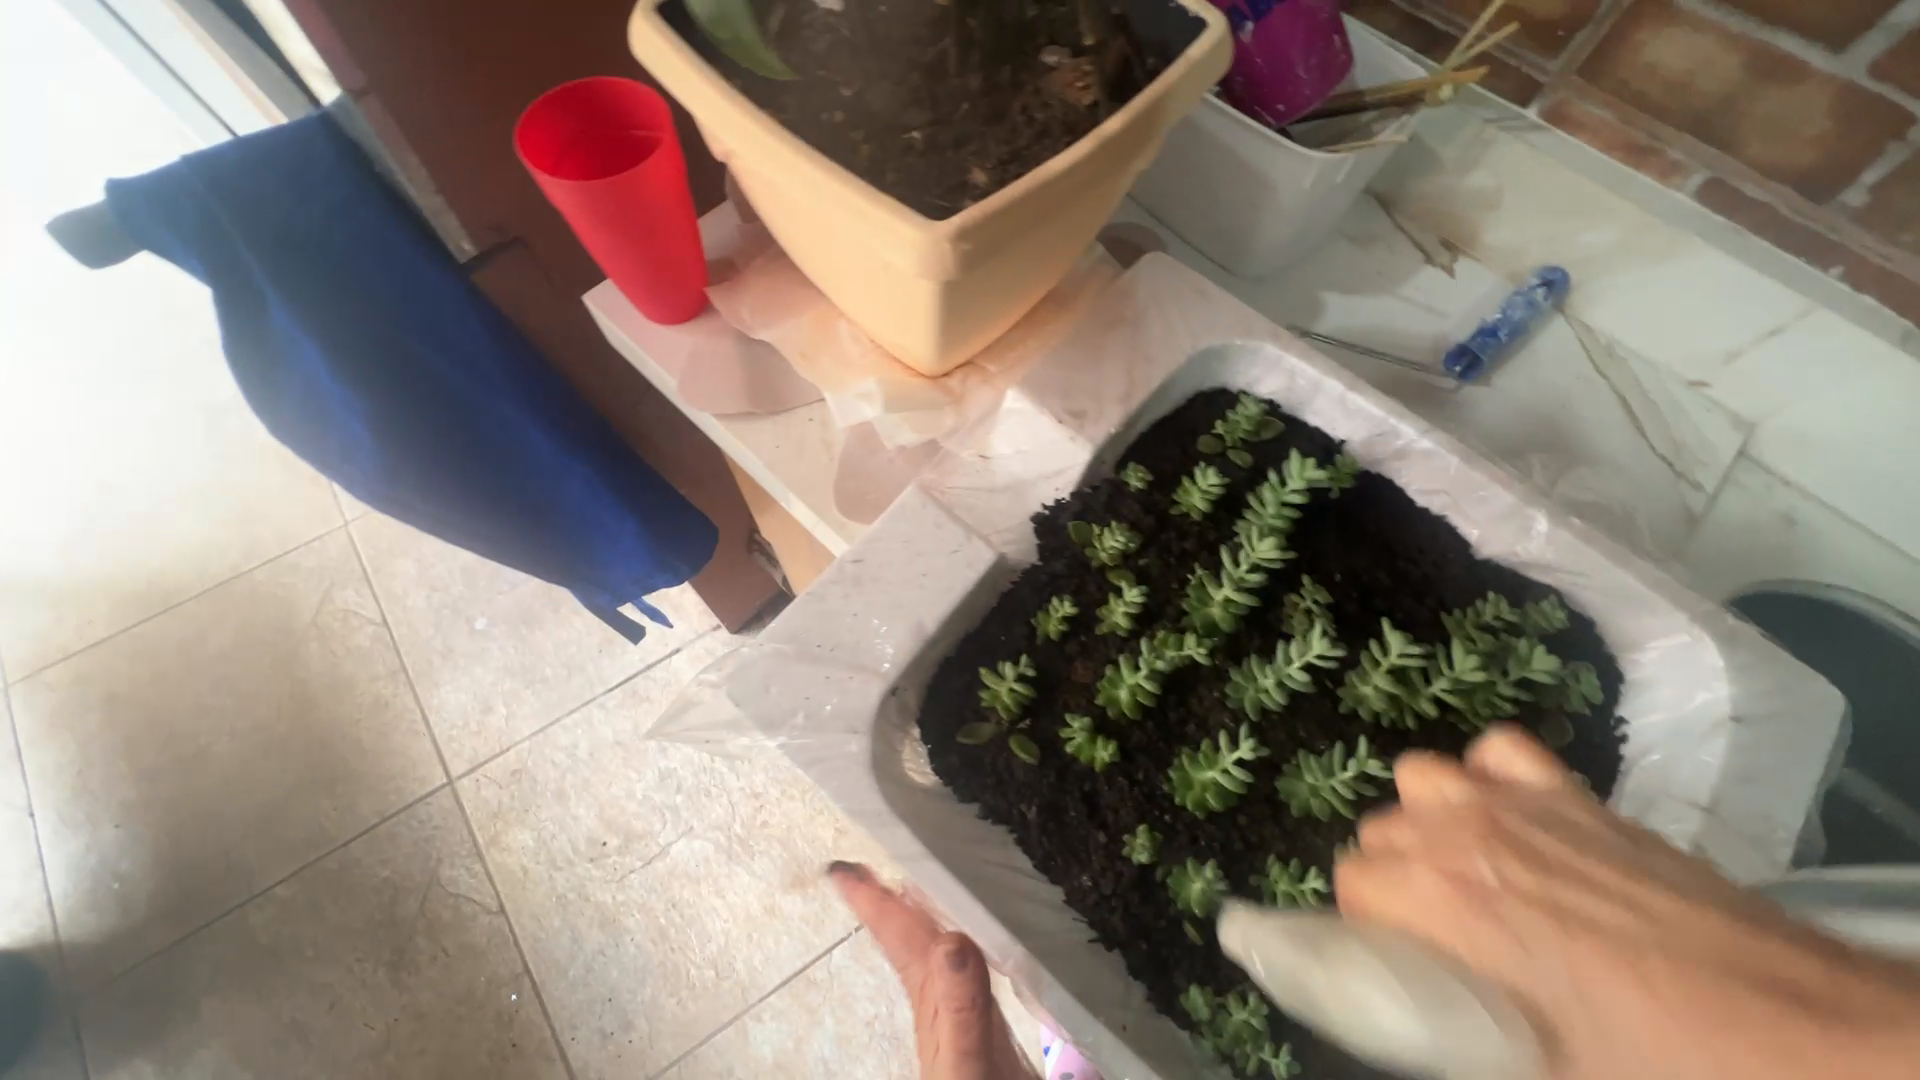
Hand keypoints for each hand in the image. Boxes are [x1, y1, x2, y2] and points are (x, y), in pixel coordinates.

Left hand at [829, 861, 1035, 1079]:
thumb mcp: (970, 1060)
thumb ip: (962, 1007)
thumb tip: (951, 940)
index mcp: (931, 995)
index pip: (897, 937)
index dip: (871, 902)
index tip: (841, 868)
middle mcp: (937, 997)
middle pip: (906, 938)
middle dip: (886, 900)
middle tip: (868, 864)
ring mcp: (956, 1011)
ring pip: (929, 951)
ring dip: (916, 917)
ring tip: (910, 885)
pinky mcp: (980, 1025)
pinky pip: (960, 968)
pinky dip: (955, 941)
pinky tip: (963, 939)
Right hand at [1336, 726, 1919, 1079]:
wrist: (1803, 1031)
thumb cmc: (1657, 1062)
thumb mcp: (1535, 1070)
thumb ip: (1454, 1034)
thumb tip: (1420, 1020)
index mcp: (1441, 897)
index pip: (1350, 880)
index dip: (1368, 924)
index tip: (1405, 959)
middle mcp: (1462, 831)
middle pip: (1378, 828)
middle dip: (1394, 874)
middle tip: (1441, 928)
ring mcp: (1517, 802)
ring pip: (1420, 777)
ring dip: (1428, 817)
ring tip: (1466, 863)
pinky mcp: (1572, 792)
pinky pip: (1496, 752)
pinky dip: (1490, 776)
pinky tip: (1513, 818)